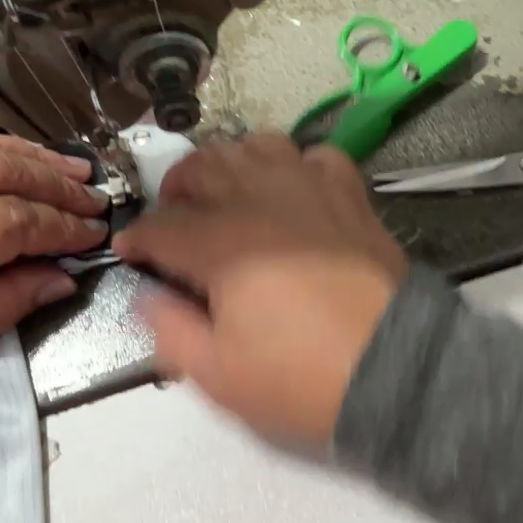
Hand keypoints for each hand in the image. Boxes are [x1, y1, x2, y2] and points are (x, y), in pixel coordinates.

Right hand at [114, 134, 405, 450]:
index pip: (162, 225)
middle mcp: (262, 201)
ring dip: (231, 162)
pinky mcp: (350, 195)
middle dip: (177, 187)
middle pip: (204, 166)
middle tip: (175, 217)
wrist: (391, 367)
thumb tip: (147, 296)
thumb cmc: (302, 377)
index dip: (138, 237)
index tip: (131, 251)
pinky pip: (317, 155)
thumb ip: (170, 330)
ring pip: (257, 145)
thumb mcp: (219, 374)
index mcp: (221, 245)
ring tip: (227, 193)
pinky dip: (296, 164)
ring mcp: (311, 190)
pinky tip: (291, 190)